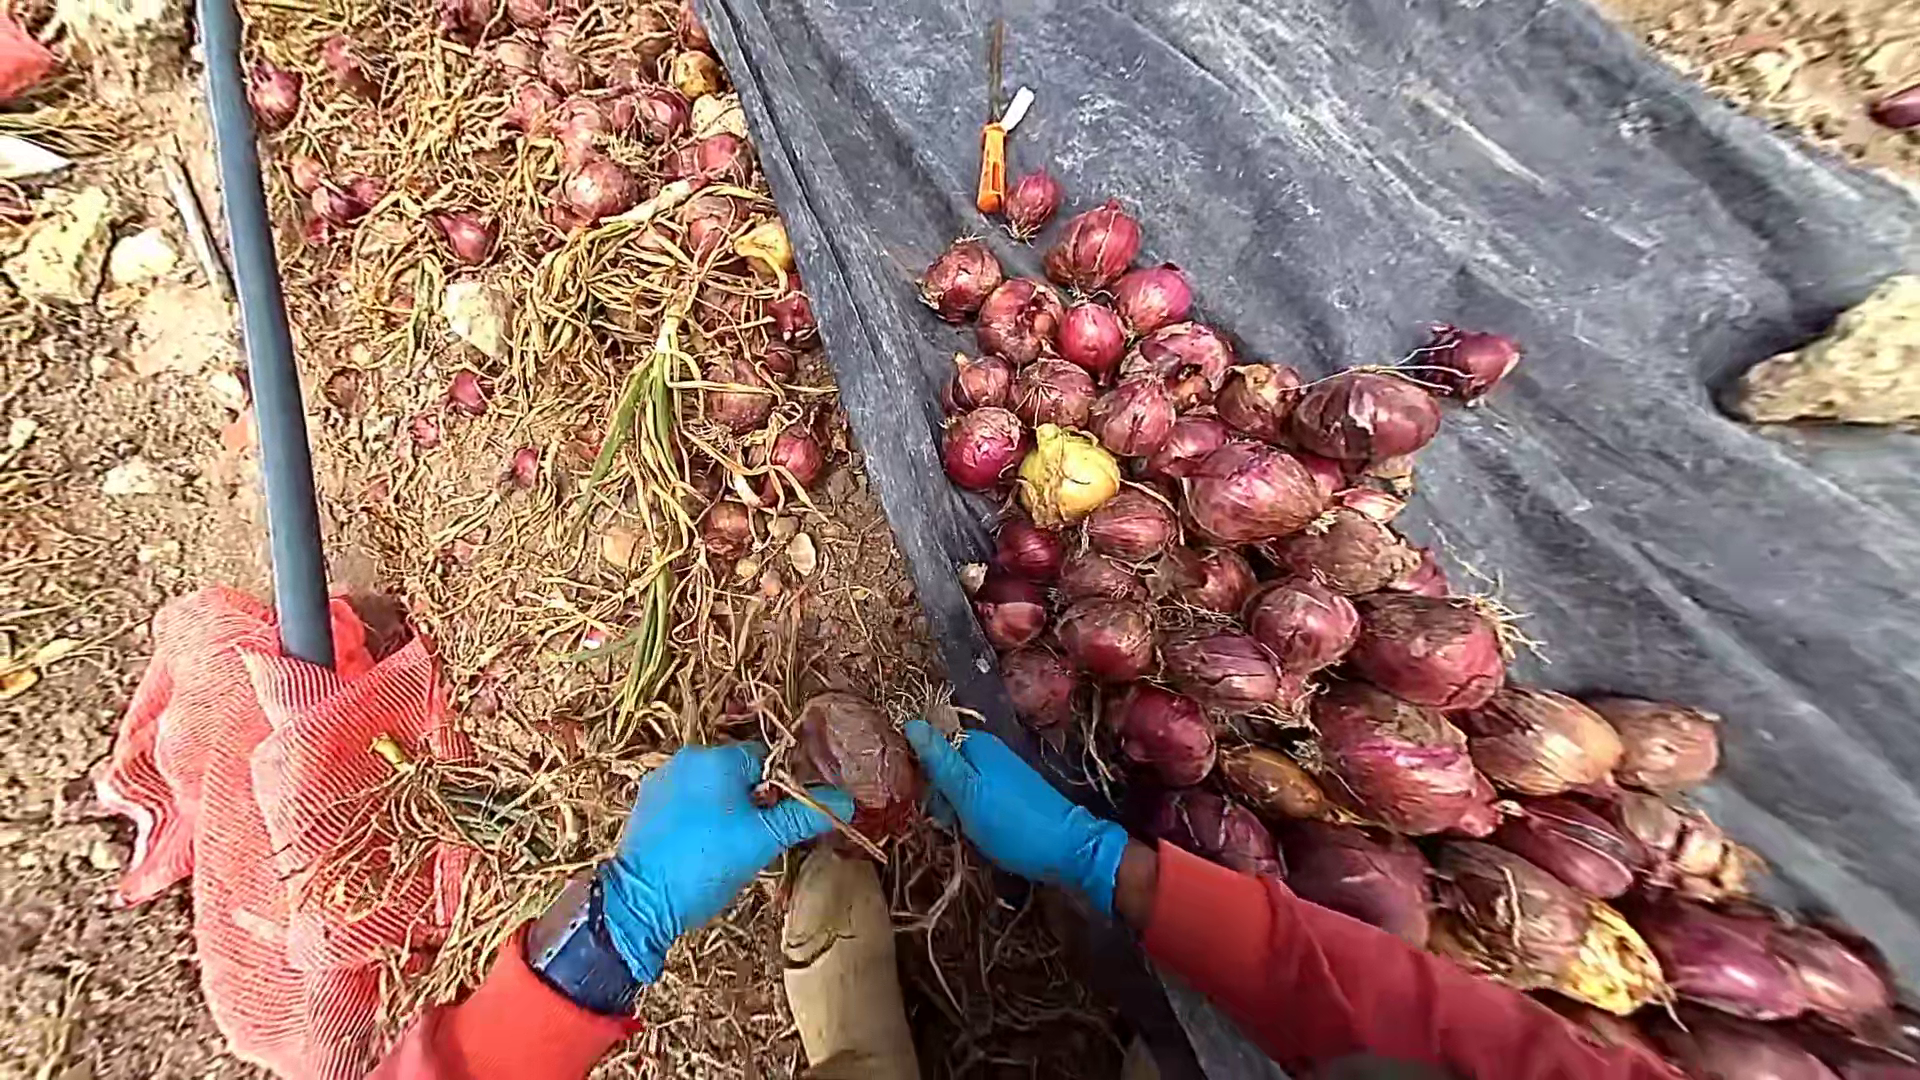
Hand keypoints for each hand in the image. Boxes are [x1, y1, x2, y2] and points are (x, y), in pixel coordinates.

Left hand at [599, 742, 853, 981]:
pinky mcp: (645, 803)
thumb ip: (805, 816)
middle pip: (739, 771)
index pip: (767, 760)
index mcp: (717, 757)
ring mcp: (662, 779)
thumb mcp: (762, 840)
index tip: (779, 818)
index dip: (780, 789)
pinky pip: (687, 798)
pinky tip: (702, 845)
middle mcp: (687, 757)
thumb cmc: (706, 863)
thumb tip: (848, 802)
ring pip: (712, 785)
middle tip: (757, 835)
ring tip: (728, 845)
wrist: (635, 907)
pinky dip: (699, 814)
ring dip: (727, 807)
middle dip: (753, 799)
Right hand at [903, 719, 1129, 914]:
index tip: (922, 798)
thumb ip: (938, 760)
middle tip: (948, 820)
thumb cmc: (1012, 823)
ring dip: (953, 811)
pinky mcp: (1008, 793)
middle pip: (943, 768)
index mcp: (976, 744)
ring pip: (957, 787)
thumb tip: (910, 723)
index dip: (920, 773)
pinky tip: (977, 834)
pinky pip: (975, 798)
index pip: (930, 746)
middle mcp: (988, 751)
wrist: (1068, 850)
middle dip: (938, 796)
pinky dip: (970, 816)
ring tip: (964, 831)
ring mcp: (999, 772)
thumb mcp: (967, 793)